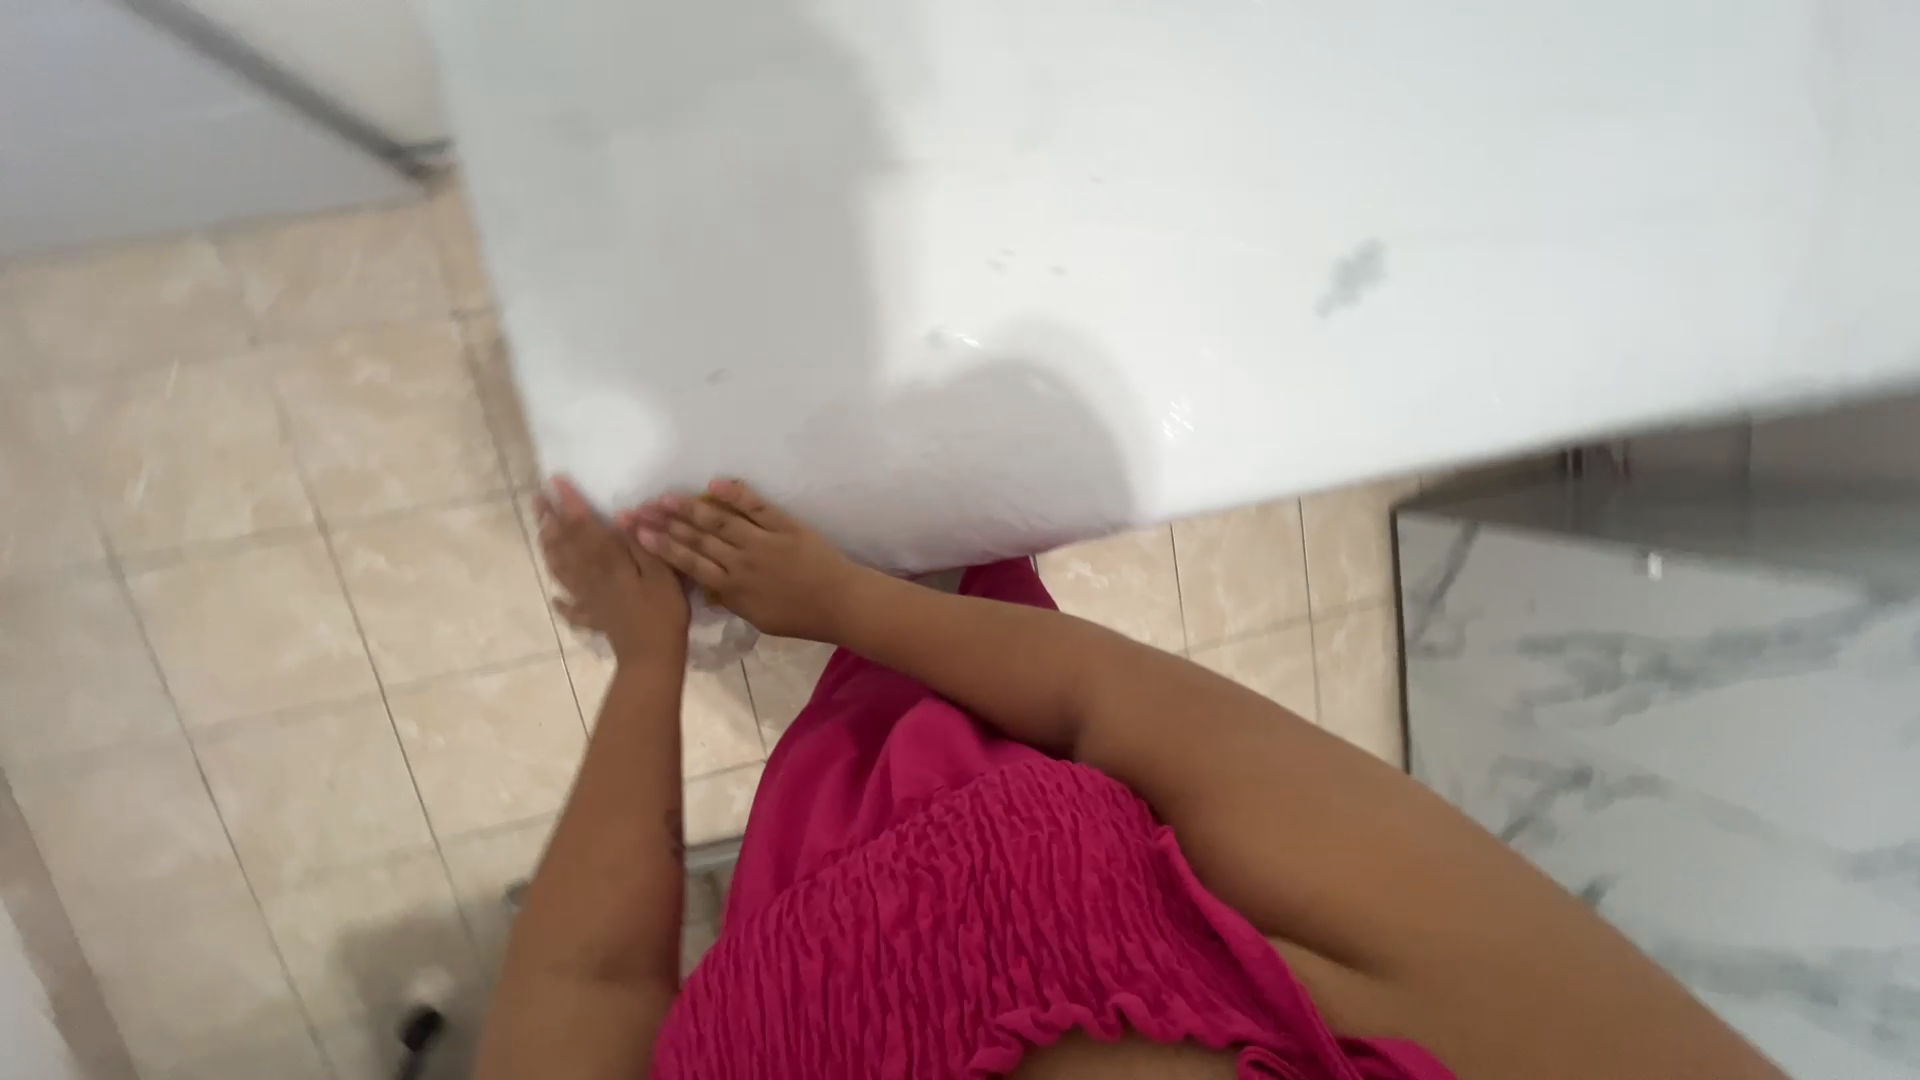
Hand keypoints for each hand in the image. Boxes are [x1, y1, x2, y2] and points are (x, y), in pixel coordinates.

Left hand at [536, 475, 689, 663]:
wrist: (652, 655)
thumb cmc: (663, 611)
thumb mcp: (661, 573)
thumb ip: (640, 544)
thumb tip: (622, 514)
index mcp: (609, 562)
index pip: (584, 526)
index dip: (570, 503)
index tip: (556, 481)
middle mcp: (591, 577)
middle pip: (566, 545)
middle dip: (551, 519)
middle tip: (538, 498)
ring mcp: (589, 599)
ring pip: (562, 570)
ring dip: (549, 548)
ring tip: (541, 531)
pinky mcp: (594, 617)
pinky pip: (572, 607)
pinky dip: (561, 601)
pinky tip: (555, 597)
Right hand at [627, 478, 864, 641]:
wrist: (841, 603)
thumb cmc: (801, 617)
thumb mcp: (759, 619)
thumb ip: (733, 600)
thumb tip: (710, 586)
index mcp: (734, 590)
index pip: (690, 564)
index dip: (663, 547)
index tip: (639, 534)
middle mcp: (742, 563)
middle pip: (697, 539)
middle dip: (665, 524)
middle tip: (639, 509)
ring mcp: (763, 542)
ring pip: (719, 522)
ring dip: (690, 508)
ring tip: (665, 496)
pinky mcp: (785, 526)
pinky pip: (756, 506)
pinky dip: (736, 494)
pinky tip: (714, 484)